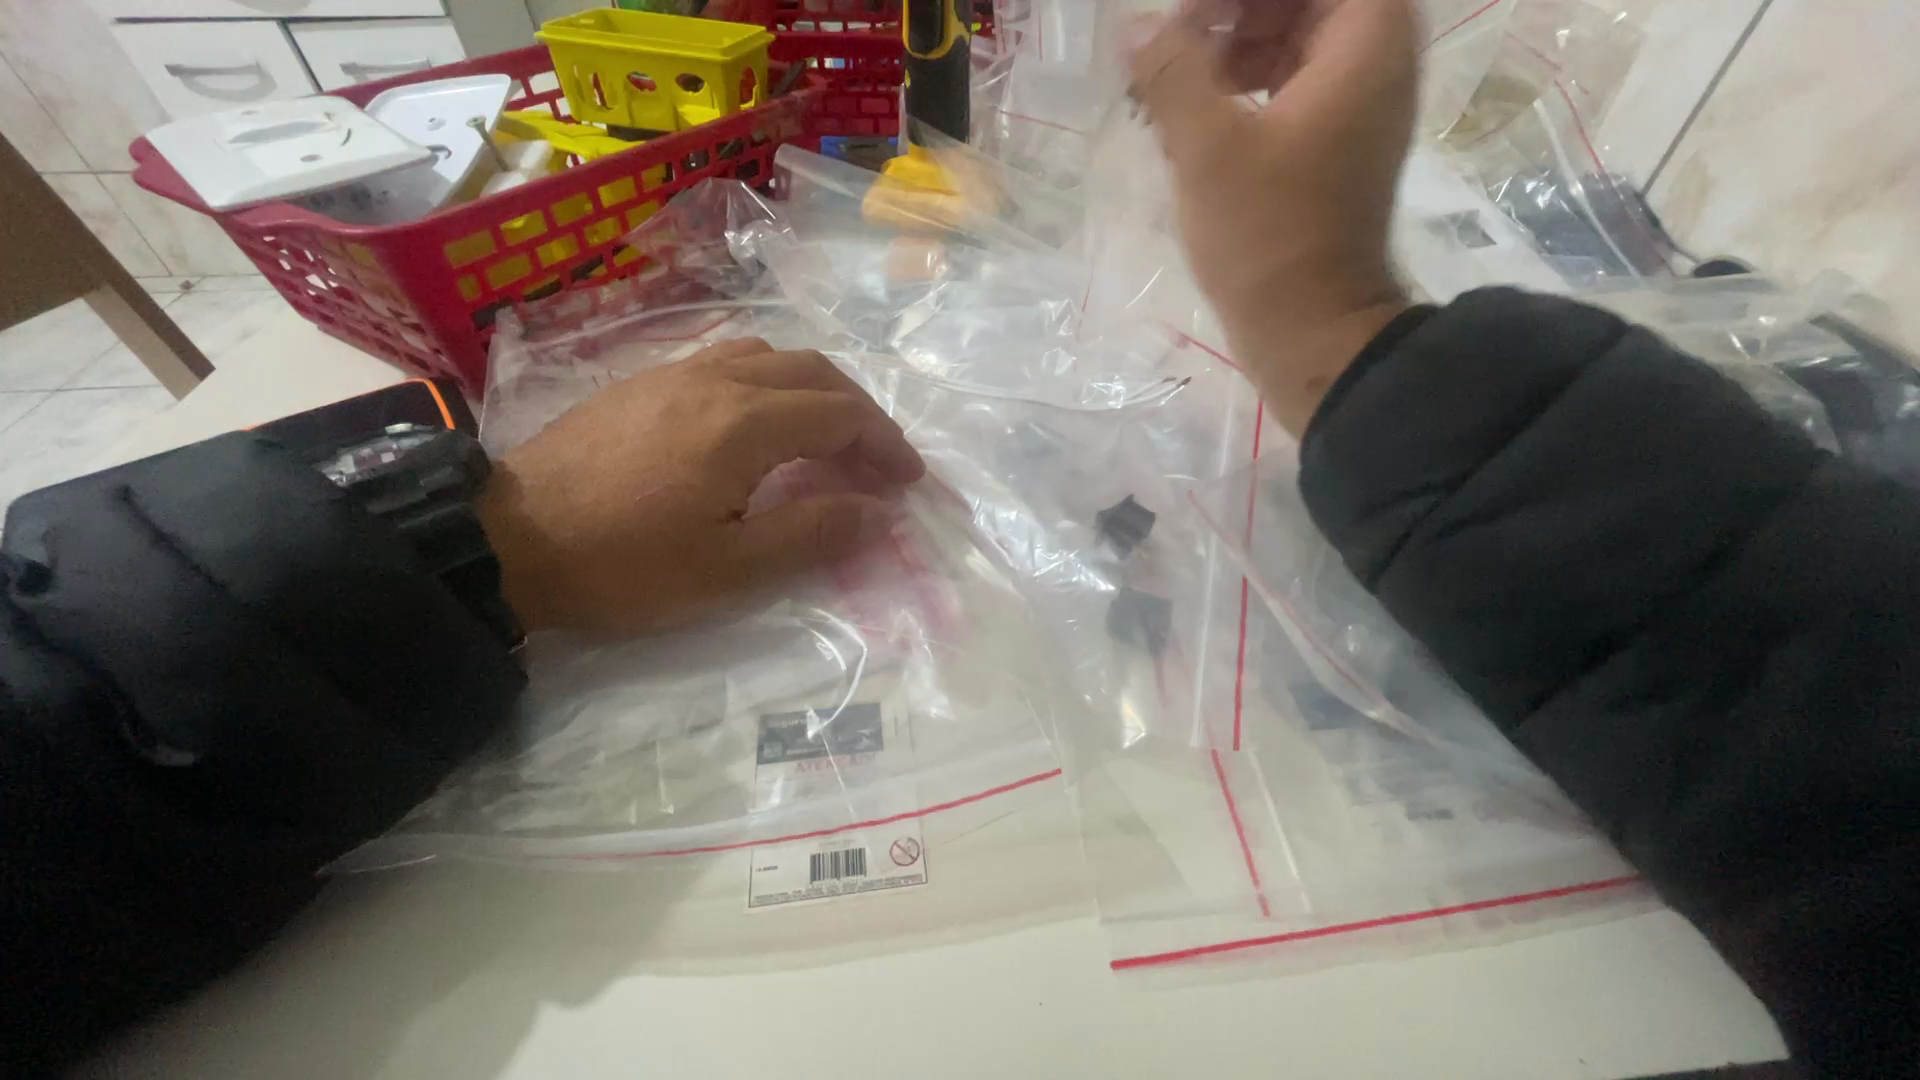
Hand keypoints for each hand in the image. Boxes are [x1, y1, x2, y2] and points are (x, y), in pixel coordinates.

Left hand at [477, 339, 925, 637]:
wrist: (504, 541)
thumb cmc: (624, 565)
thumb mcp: (730, 568)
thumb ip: (813, 534)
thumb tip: (880, 513)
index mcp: (744, 424)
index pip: (842, 416)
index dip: (886, 446)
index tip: (909, 484)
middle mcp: (717, 380)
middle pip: (815, 372)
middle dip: (860, 413)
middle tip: (878, 461)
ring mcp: (675, 373)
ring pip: (771, 357)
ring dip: (815, 391)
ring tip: (827, 438)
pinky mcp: (644, 381)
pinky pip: (729, 361)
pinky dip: (771, 384)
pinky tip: (759, 424)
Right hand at [1129, 0, 1418, 433]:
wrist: (1310, 329)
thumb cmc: (1266, 235)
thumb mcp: (1208, 148)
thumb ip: (1169, 72)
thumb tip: (1133, 27)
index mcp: (1366, 39)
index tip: (1182, 16)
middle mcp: (1376, 60)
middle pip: (1299, 2)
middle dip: (1227, 15)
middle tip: (1167, 46)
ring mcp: (1355, 107)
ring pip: (1289, 42)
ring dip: (1225, 53)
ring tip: (1164, 90)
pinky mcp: (1331, 148)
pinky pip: (1285, 91)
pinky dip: (1237, 94)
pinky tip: (1186, 126)